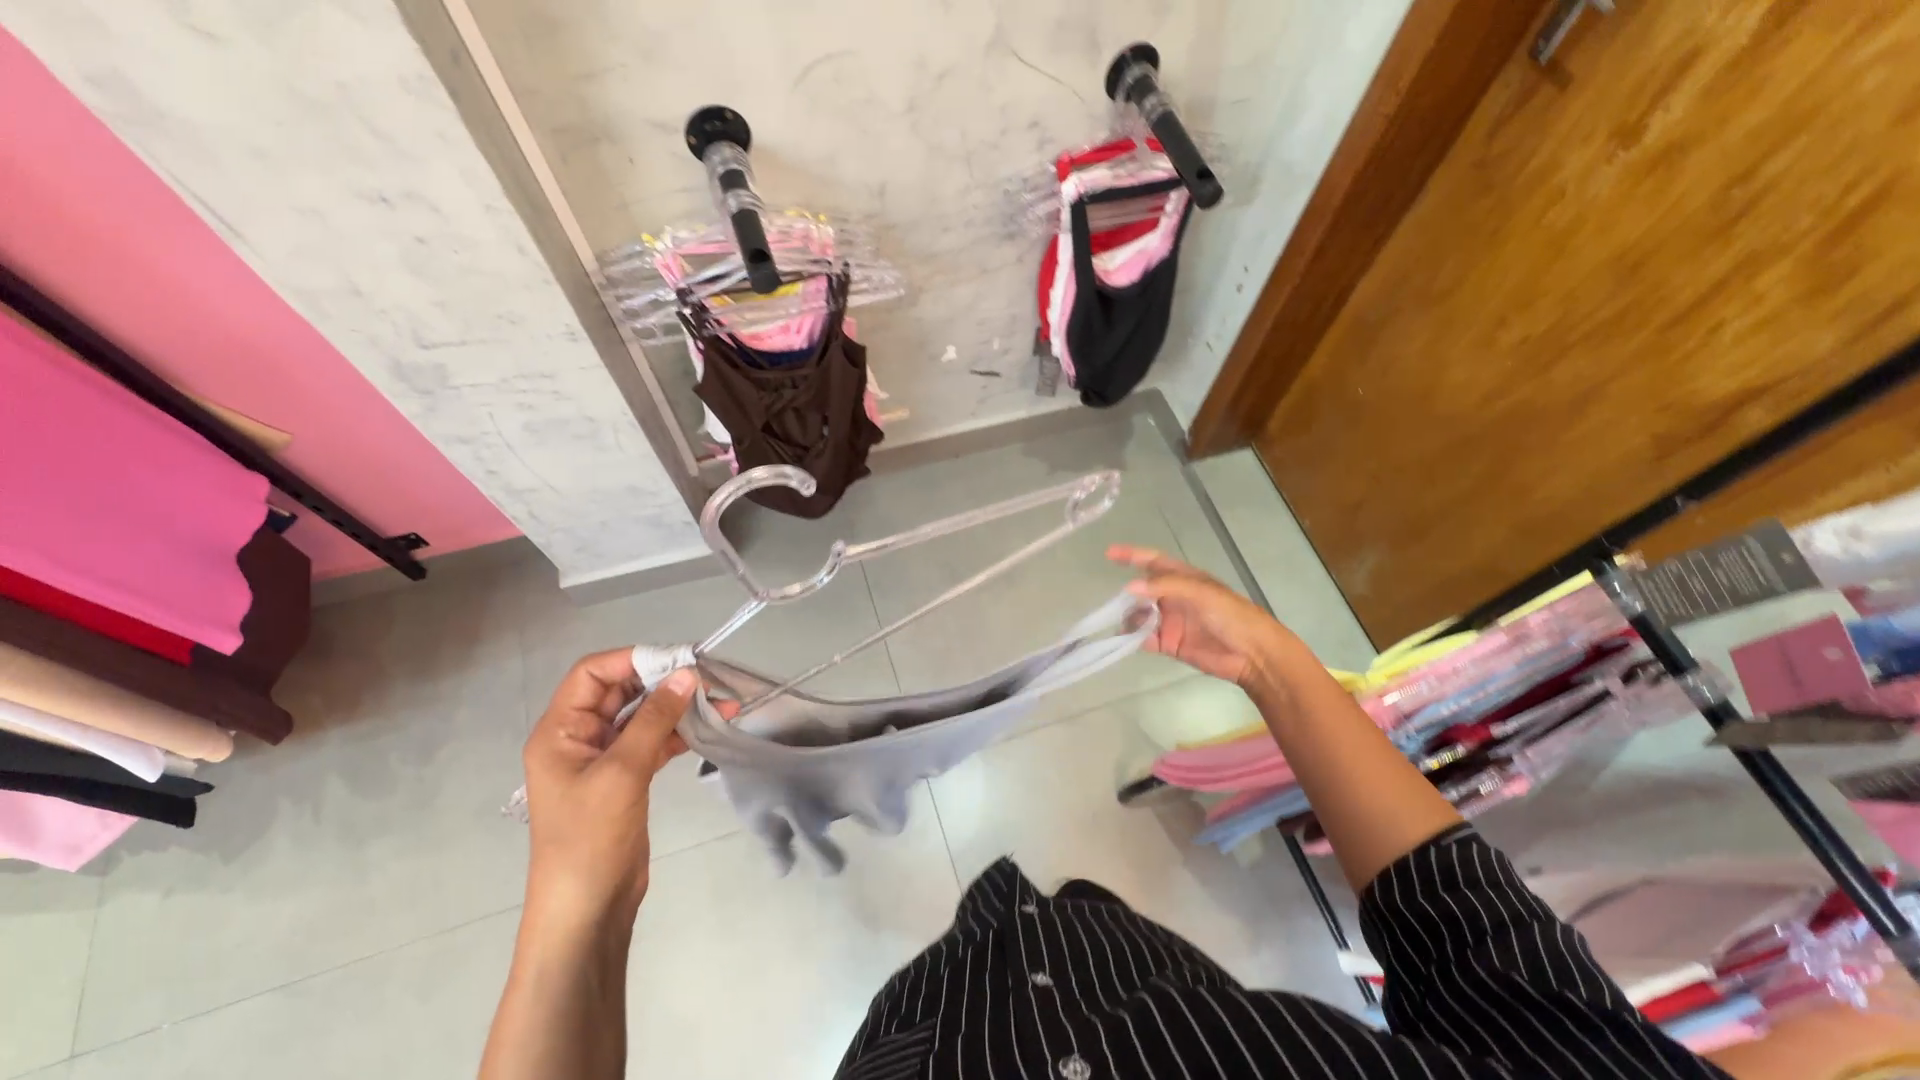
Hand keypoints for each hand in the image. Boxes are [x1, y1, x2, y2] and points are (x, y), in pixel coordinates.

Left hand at [521, 651, 695, 921]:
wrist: (587, 908)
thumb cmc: (590, 837)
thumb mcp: (622, 773)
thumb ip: (653, 720)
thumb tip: (686, 675)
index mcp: (559, 731)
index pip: (591, 674)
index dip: (632, 659)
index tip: (678, 659)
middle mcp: (577, 739)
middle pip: (618, 691)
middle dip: (660, 680)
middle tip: (707, 677)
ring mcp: (602, 761)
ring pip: (640, 717)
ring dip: (675, 707)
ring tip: (719, 701)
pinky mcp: (625, 780)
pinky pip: (651, 742)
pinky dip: (677, 732)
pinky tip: (709, 726)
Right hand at [1108, 545, 1300, 690]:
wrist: (1252, 653)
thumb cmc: (1231, 615)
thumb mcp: (1200, 592)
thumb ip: (1164, 586)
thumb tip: (1128, 588)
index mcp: (1184, 578)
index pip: (1153, 562)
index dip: (1132, 555)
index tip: (1109, 553)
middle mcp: (1174, 597)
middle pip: (1142, 591)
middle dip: (1127, 595)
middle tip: (1114, 604)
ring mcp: (1171, 621)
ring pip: (1140, 616)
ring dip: (1129, 618)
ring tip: (1125, 625)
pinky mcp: (1170, 644)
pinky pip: (1144, 638)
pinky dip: (1133, 638)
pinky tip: (1126, 640)